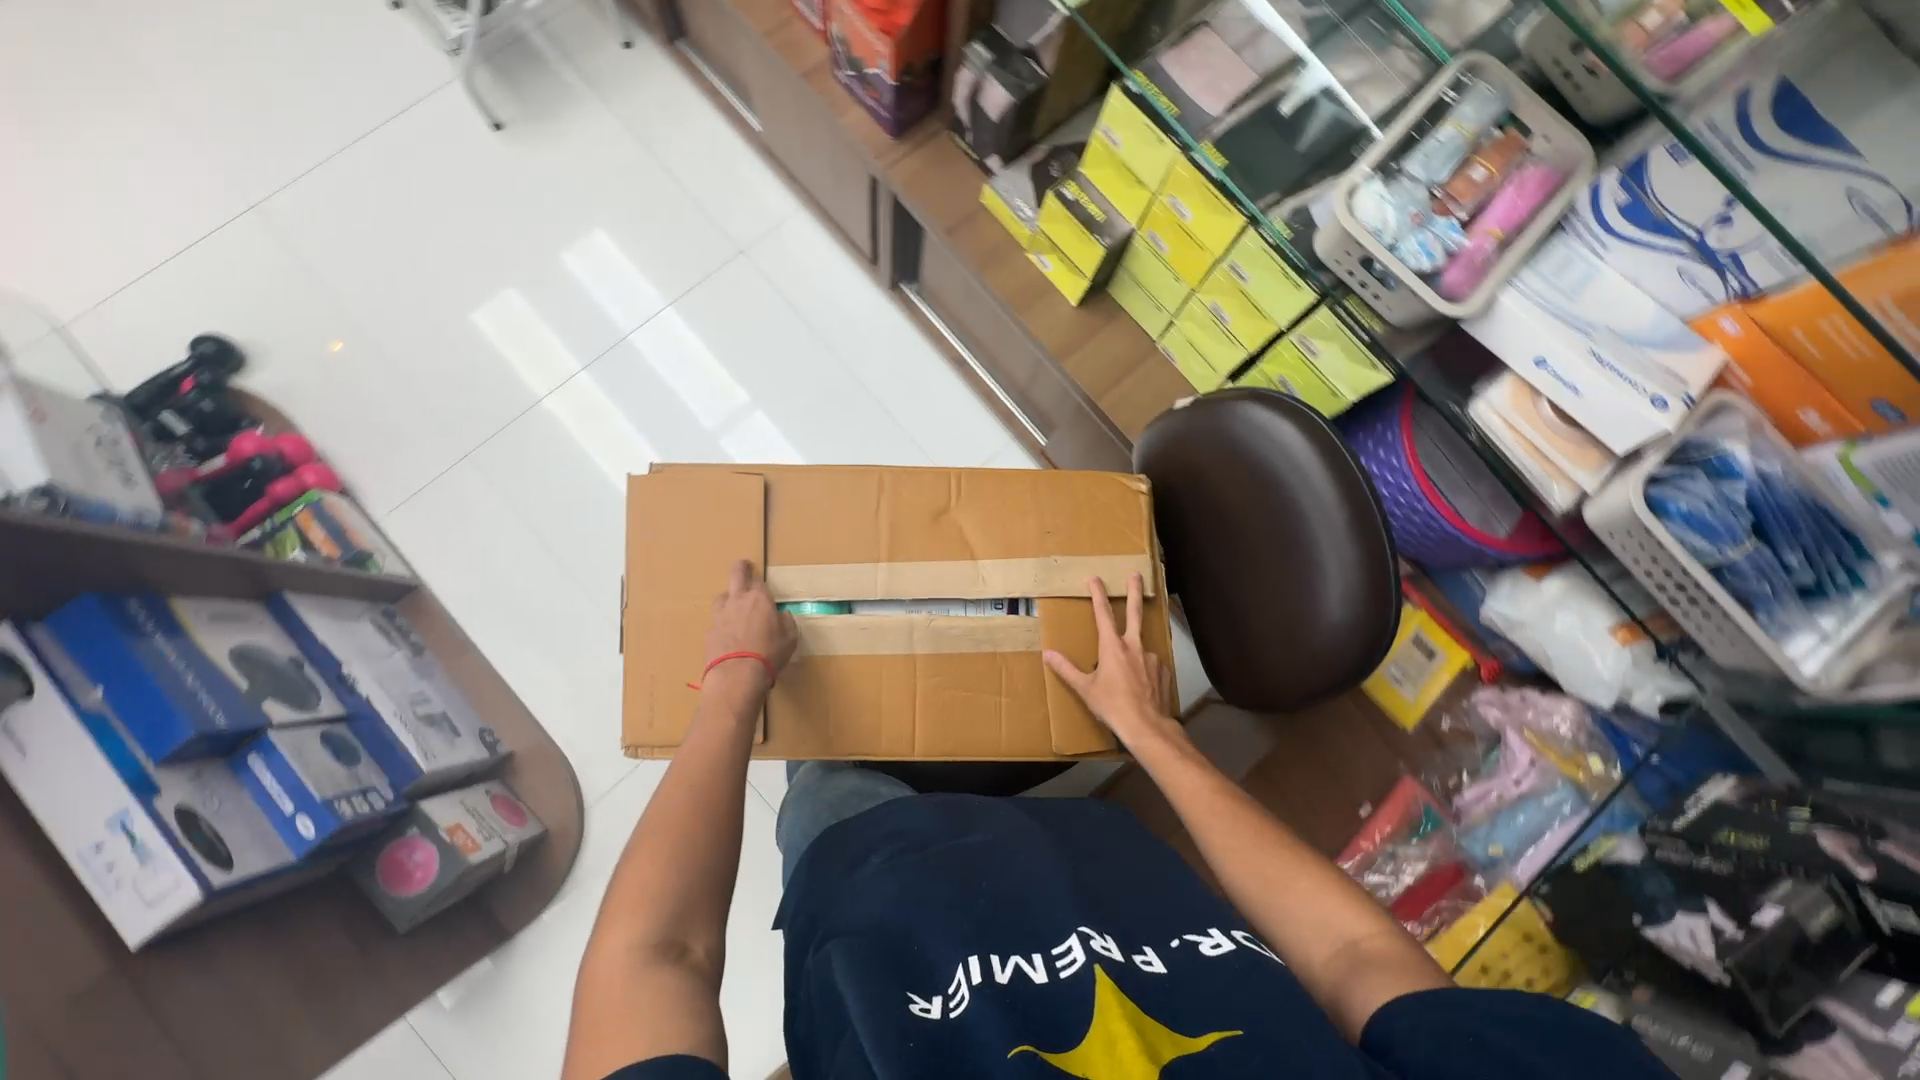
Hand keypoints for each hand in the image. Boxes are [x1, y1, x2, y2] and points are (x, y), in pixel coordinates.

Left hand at [704, 560, 797, 691]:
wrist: (737, 674)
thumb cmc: (769, 653)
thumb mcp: (790, 638)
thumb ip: (786, 622)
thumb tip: (782, 616)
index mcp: (759, 598)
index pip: (759, 579)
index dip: (761, 580)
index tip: (763, 583)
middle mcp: (737, 600)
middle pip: (736, 574)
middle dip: (741, 568)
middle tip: (744, 567)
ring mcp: (720, 614)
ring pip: (722, 597)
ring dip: (729, 599)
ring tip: (734, 608)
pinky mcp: (709, 631)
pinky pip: (717, 621)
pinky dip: (723, 624)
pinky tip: (728, 636)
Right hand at [1042, 574, 1179, 750]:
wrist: (1146, 725)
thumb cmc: (1112, 706)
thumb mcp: (1085, 689)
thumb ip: (1066, 669)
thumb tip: (1048, 654)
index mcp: (1112, 647)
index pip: (1103, 614)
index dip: (1098, 594)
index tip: (1096, 578)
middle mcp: (1134, 646)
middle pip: (1135, 612)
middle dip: (1134, 591)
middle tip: (1137, 575)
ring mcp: (1152, 658)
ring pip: (1142, 645)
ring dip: (1135, 649)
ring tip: (1128, 671)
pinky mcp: (1164, 671)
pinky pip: (1151, 665)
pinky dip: (1144, 669)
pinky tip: (1141, 684)